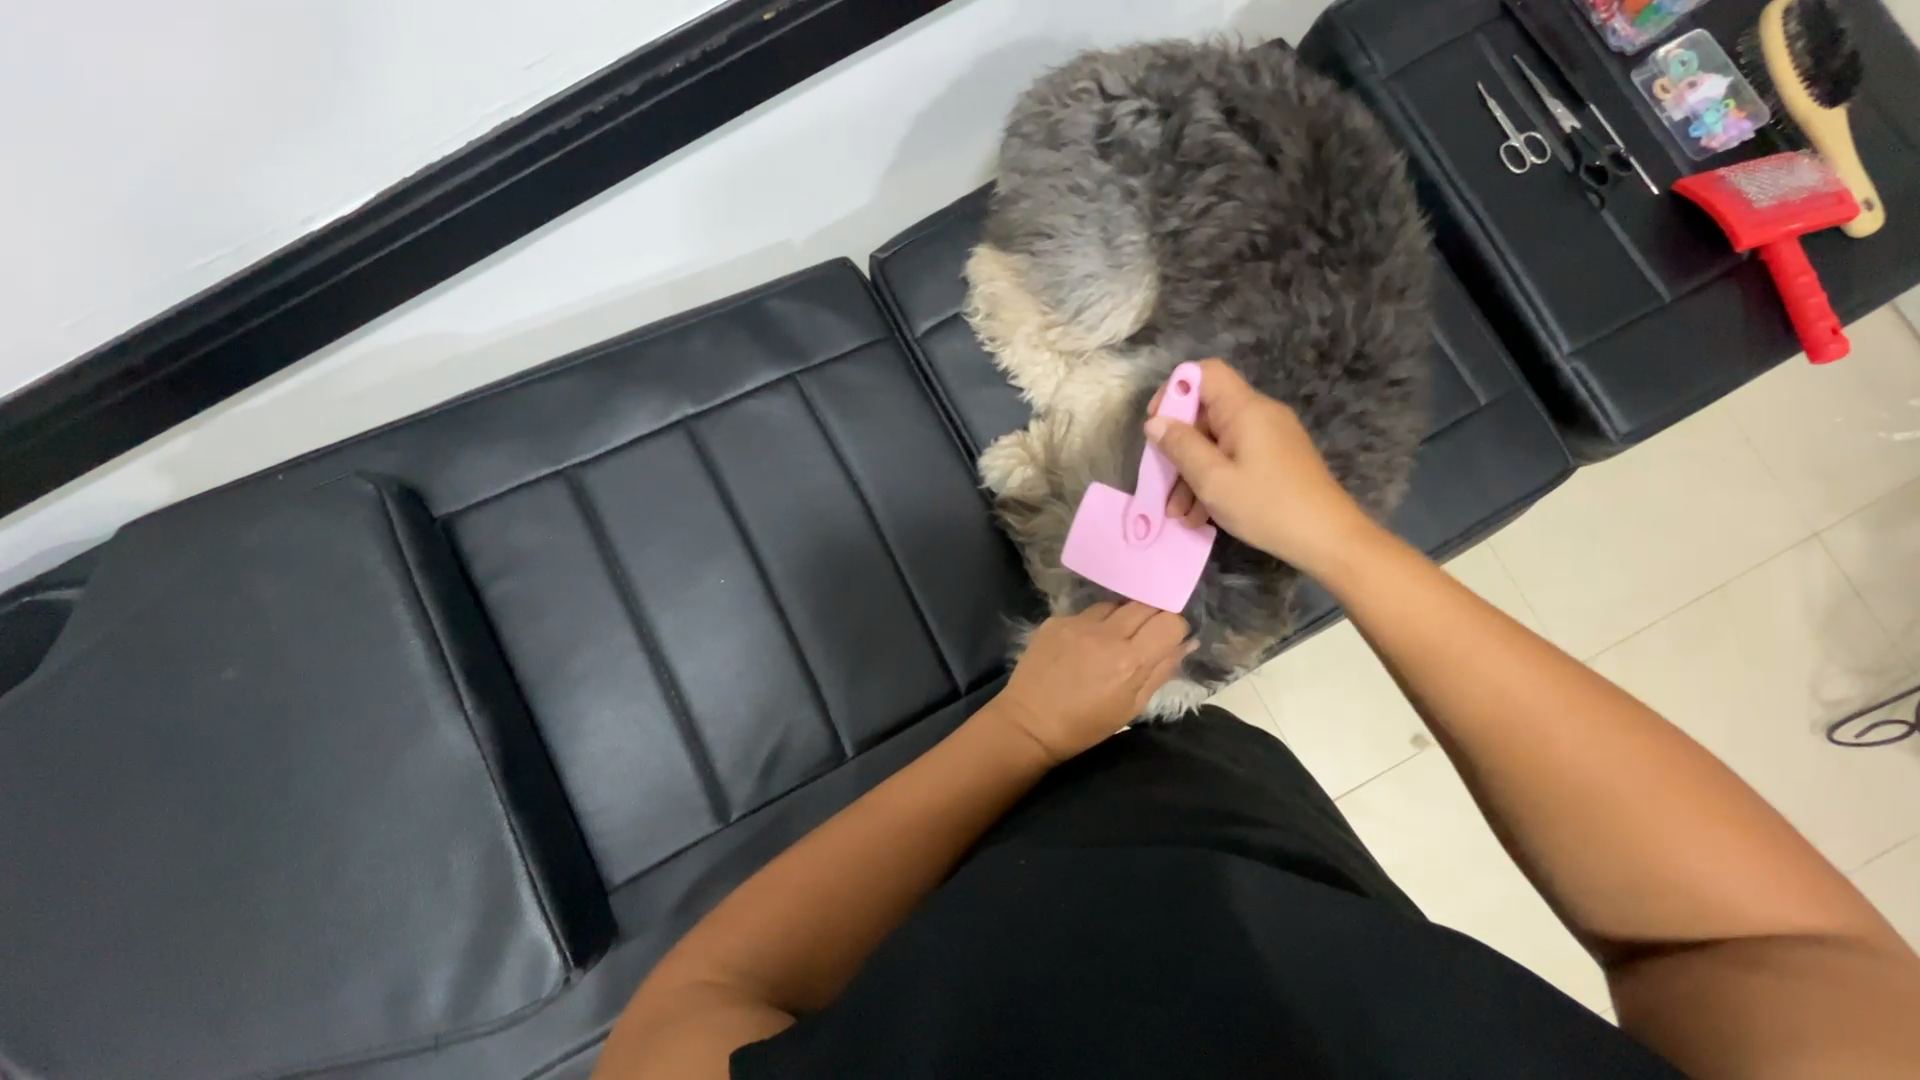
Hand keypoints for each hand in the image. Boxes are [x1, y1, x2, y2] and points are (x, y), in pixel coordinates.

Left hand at [990, 602, 1192, 764]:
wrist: (1029, 723)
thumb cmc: (1086, 725)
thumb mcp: (1133, 707)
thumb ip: (1162, 670)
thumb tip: (1187, 643)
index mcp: (1130, 661)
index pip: (1170, 621)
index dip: (1174, 628)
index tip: (1168, 639)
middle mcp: (1106, 634)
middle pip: (1145, 604)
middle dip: (1152, 617)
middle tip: (1144, 637)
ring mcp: (1077, 623)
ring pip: (1115, 604)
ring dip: (1122, 618)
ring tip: (1112, 640)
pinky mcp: (1056, 620)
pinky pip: (1087, 612)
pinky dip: (1093, 623)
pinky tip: (1084, 644)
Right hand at [1145, 359, 1376, 574]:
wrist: (1329, 538)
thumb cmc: (1267, 506)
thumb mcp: (1213, 480)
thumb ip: (1181, 447)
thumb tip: (1155, 422)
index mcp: (1245, 409)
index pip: (1205, 373)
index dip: (1175, 390)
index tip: (1157, 425)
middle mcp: (1259, 415)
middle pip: (1206, 413)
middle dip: (1178, 447)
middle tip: (1162, 484)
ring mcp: (1270, 438)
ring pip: (1217, 442)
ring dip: (1192, 473)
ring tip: (1178, 514)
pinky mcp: (1275, 460)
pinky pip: (1234, 459)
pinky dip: (1214, 481)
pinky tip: (1200, 517)